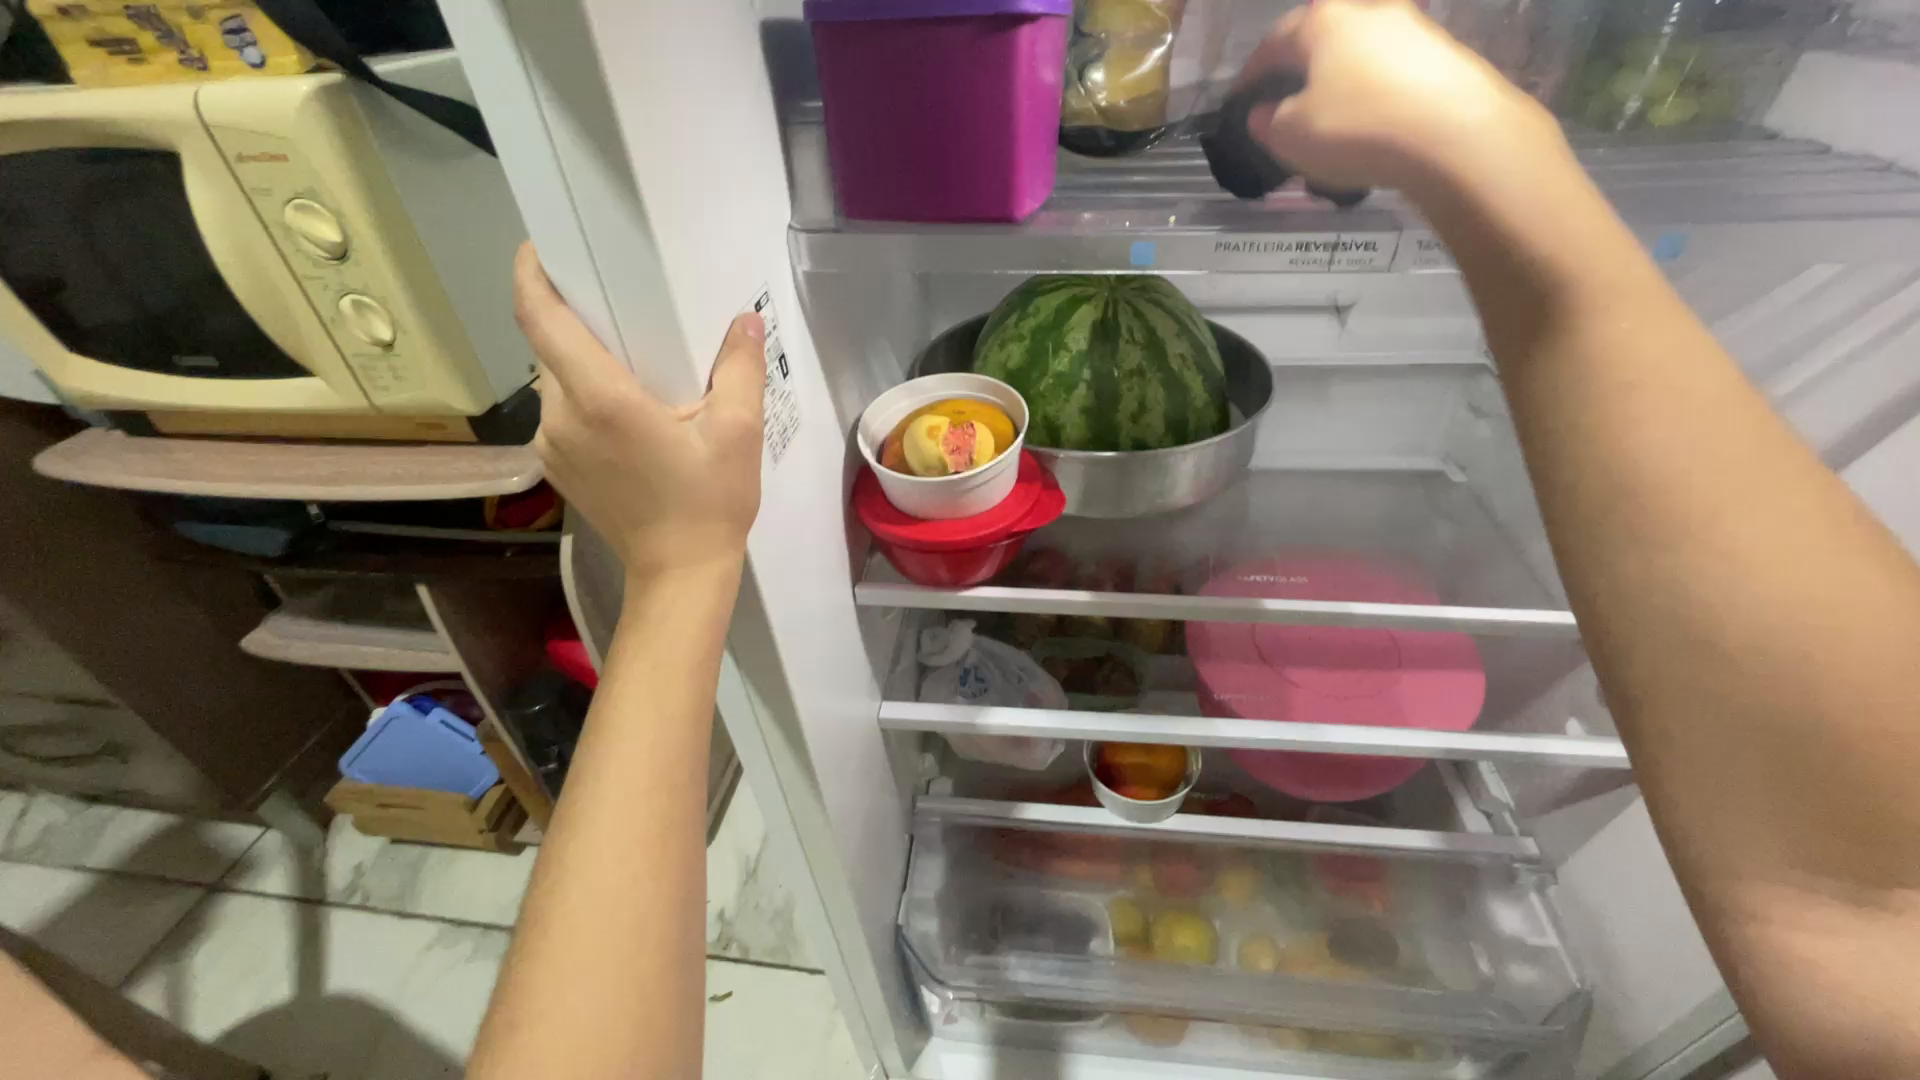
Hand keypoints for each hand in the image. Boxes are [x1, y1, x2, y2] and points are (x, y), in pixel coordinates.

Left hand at [514, 242, 765, 578]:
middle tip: (620, 308)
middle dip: (575, 320)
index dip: (533, 274)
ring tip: (631, 364)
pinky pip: (561, 414)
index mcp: (600, 398)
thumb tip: (744, 320)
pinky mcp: (558, 468)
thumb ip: (740, 368)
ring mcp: (552, 446)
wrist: (680, 573)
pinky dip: (583, 398)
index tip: (543, 248)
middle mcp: (560, 417)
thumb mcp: (738, 431)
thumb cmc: (710, 501)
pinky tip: (625, 411)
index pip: (541, 318)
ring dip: (582, 363)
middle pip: (549, 347)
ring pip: (554, 382)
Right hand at [1237, 0, 1560, 195]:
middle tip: (1284, 102)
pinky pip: (1389, 73)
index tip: (1240, 98)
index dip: (1251, 73)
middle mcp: (1367, 12)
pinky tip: (1367, 124)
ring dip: (1337, 81)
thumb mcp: (1290, 135)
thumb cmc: (1355, 128)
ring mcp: (1411, 29)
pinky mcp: (1442, 55)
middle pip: (1321, 37)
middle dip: (1299, 68)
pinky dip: (1370, 94)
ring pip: (1358, 54)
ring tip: (1326, 118)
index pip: (1273, 42)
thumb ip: (1268, 122)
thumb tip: (1264, 113)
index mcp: (1323, 22)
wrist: (1454, 134)